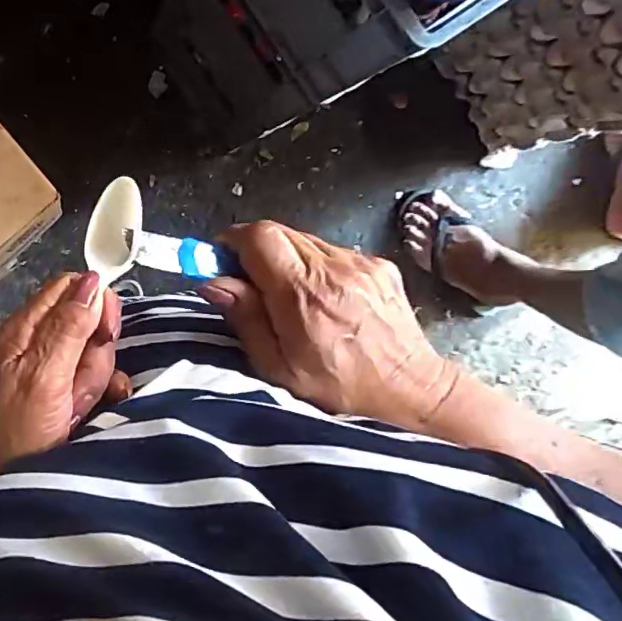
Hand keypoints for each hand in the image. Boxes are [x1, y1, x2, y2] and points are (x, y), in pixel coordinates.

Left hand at [0, 271, 129, 486]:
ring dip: (93, 382)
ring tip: (71, 409)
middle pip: (92, 324)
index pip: (73, 288)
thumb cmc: (15, 427)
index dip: (96, 305)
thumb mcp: (43, 373)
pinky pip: (98, 380)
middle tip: (75, 385)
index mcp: (28, 326)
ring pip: (98, 355)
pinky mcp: (66, 392)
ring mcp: (55, 368)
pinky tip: (84, 416)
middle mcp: (42, 340)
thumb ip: (69, 327)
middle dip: (94, 356)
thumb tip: (93, 279)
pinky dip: (98, 397)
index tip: (104, 335)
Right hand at [198, 222, 461, 430]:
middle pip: (278, 231)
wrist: (408, 388)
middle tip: (244, 279)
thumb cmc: (335, 385)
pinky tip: (317, 297)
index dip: (232, 241)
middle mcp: (333, 269)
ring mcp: (360, 263)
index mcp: (302, 294)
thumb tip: (213, 283)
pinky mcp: (377, 265)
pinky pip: (329, 251)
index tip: (219, 261)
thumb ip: (244, 318)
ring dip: (281, 257)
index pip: (260, 237)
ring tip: (284, 294)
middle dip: (252, 249)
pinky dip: (311, 265)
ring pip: (303, 240)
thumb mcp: (275, 365)